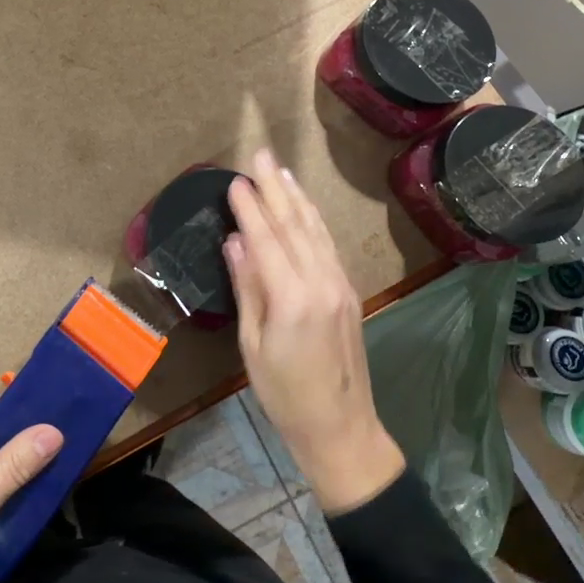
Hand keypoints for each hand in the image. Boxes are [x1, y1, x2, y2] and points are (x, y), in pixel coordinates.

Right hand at [226, 148, 405, 513]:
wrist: (341, 428)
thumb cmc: (284, 393)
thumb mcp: (252, 344)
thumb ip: (247, 287)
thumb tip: (235, 241)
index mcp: (293, 298)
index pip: (266, 239)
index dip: (249, 207)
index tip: (234, 180)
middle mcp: (321, 283)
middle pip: (294, 225)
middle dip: (275, 188)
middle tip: (260, 154)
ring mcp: (340, 286)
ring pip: (315, 231)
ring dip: (296, 198)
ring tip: (281, 170)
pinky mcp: (349, 293)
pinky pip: (327, 245)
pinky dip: (313, 220)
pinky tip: (304, 208)